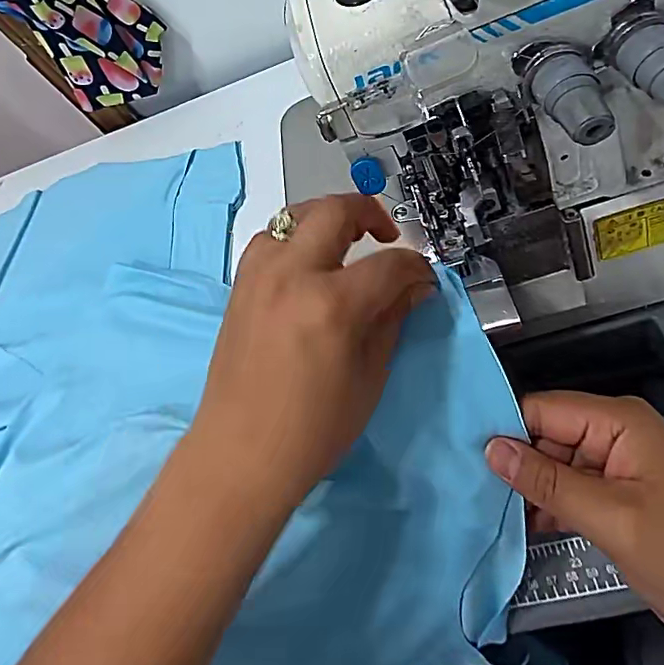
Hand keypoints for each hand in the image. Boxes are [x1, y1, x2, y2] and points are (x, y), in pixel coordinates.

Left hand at [191, 194, 437, 510]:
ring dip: (327, 217)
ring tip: (346, 240)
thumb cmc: (313, 429)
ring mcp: (259, 274)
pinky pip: (271, 237)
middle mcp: (291, 275)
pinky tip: (308, 260)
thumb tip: (413, 285)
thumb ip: (393, 319)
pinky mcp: (240, 283)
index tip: (423, 278)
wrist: (241, 452)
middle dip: (369, 213)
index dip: (415, 268)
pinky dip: (296, 235)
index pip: (388, 264)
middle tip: (385, 235)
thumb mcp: (370, 376)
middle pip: (335, 212)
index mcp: (331, 304)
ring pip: (296, 214)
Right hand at [486, 393, 663, 664]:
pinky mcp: (619, 503)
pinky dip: (547, 507)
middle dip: (514, 461)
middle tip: (469, 484)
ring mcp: (618, 471)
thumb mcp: (615, 520)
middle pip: (547, 435)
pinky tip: (518, 525)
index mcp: (620, 422)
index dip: (505, 427)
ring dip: (528, 488)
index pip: (545, 408)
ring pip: (555, 466)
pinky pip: (571, 493)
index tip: (464, 448)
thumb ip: (550, 482)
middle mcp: (616, 437)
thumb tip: (493, 448)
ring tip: (484, 505)